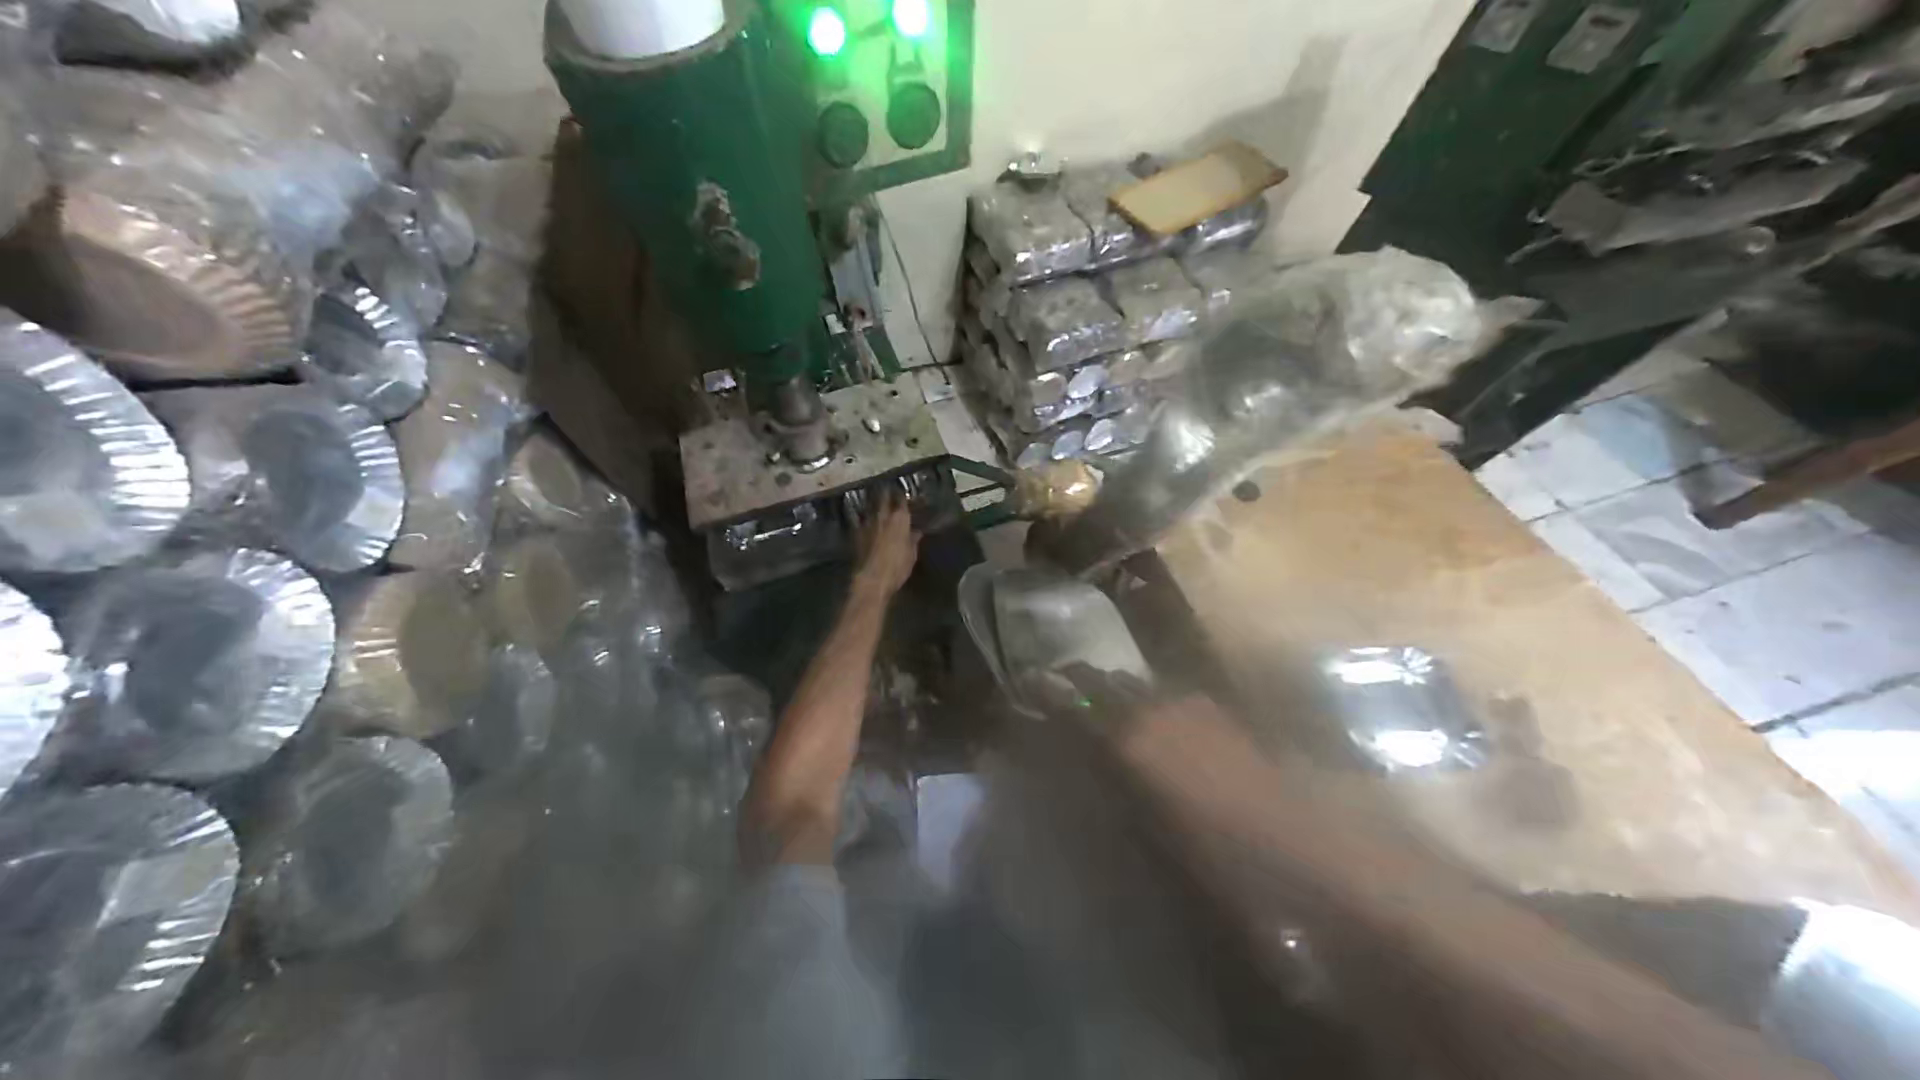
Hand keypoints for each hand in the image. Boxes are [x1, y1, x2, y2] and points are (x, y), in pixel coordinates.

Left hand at [854, 491, 917, 597]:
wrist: (872, 578)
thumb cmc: (897, 567)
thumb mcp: (911, 554)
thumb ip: (913, 540)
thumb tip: (916, 532)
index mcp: (900, 518)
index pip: (901, 499)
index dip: (902, 495)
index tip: (904, 493)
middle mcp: (882, 516)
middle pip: (883, 497)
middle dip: (886, 492)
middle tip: (889, 490)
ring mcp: (867, 523)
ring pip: (871, 506)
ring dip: (875, 504)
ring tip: (878, 504)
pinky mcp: (856, 533)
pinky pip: (862, 520)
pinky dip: (866, 519)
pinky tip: (868, 522)